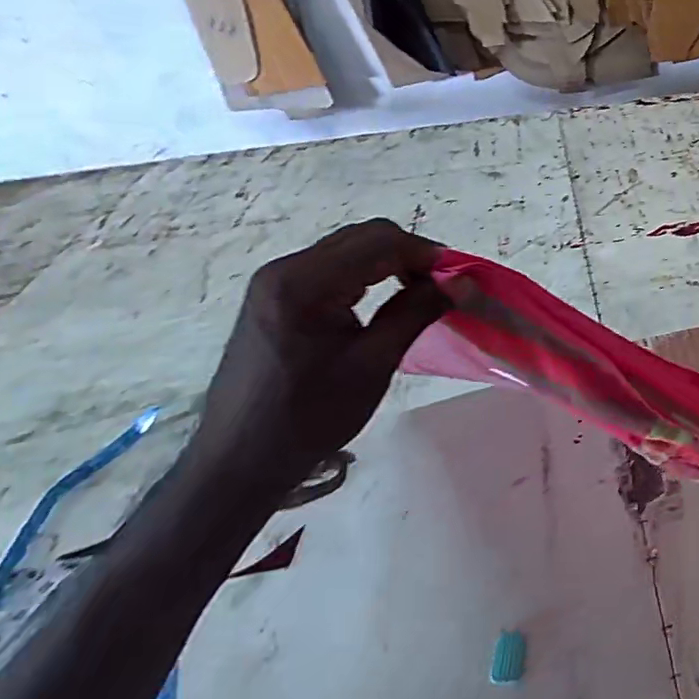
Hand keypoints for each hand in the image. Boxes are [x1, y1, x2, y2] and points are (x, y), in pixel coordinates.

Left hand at [190, 219, 450, 500]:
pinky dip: (365, 275)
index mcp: (304, 282)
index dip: (425, 252)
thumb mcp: (373, 364)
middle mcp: (284, 268)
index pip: (378, 240)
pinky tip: (384, 299)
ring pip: (347, 250)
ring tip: (421, 293)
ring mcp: (275, 281)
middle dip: (409, 254)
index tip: (458, 278)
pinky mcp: (274, 296)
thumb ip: (416, 312)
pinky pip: (330, 269)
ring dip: (388, 263)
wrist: (238, 460)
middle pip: (362, 238)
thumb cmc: (308, 418)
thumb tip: (460, 283)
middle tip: (444, 286)